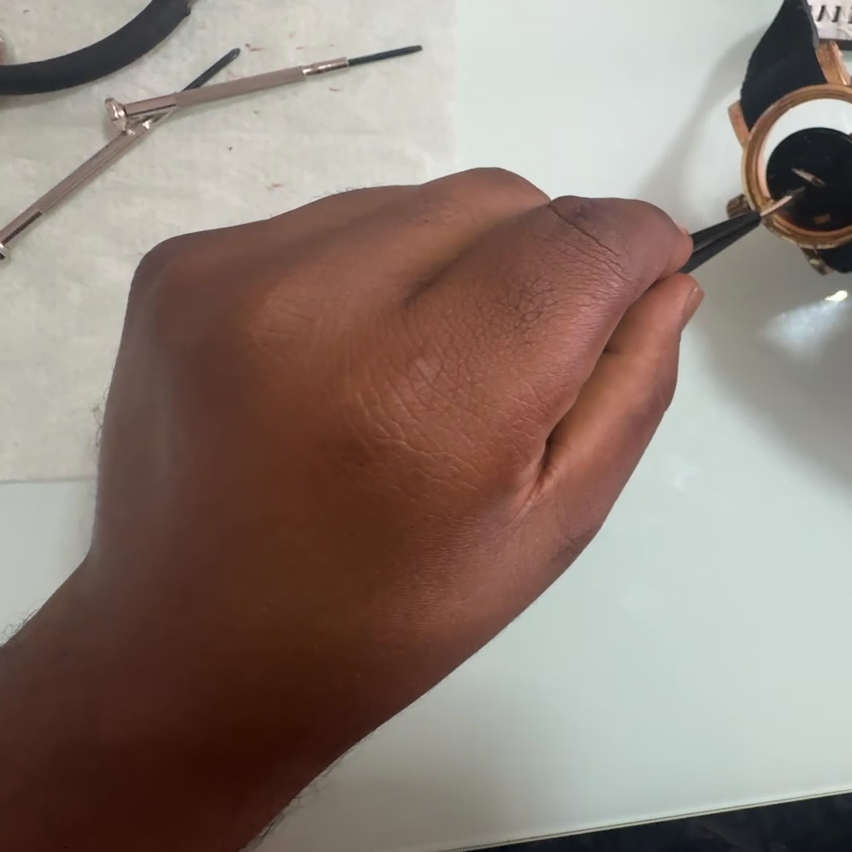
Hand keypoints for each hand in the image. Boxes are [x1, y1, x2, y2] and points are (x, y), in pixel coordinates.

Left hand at [81, 170, 698, 755]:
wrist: (190, 653)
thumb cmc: (396, 612)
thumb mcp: (554, 525)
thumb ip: (631, 389)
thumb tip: (668, 281)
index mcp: (428, 398)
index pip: (575, 247)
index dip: (638, 239)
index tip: (658, 264)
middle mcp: (319, 306)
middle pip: (505, 200)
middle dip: (558, 248)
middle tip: (542, 337)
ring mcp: (231, 270)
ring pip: (427, 199)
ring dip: (474, 251)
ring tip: (442, 352)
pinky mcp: (183, 262)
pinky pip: (345, 217)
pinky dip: (393, 260)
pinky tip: (365, 347)